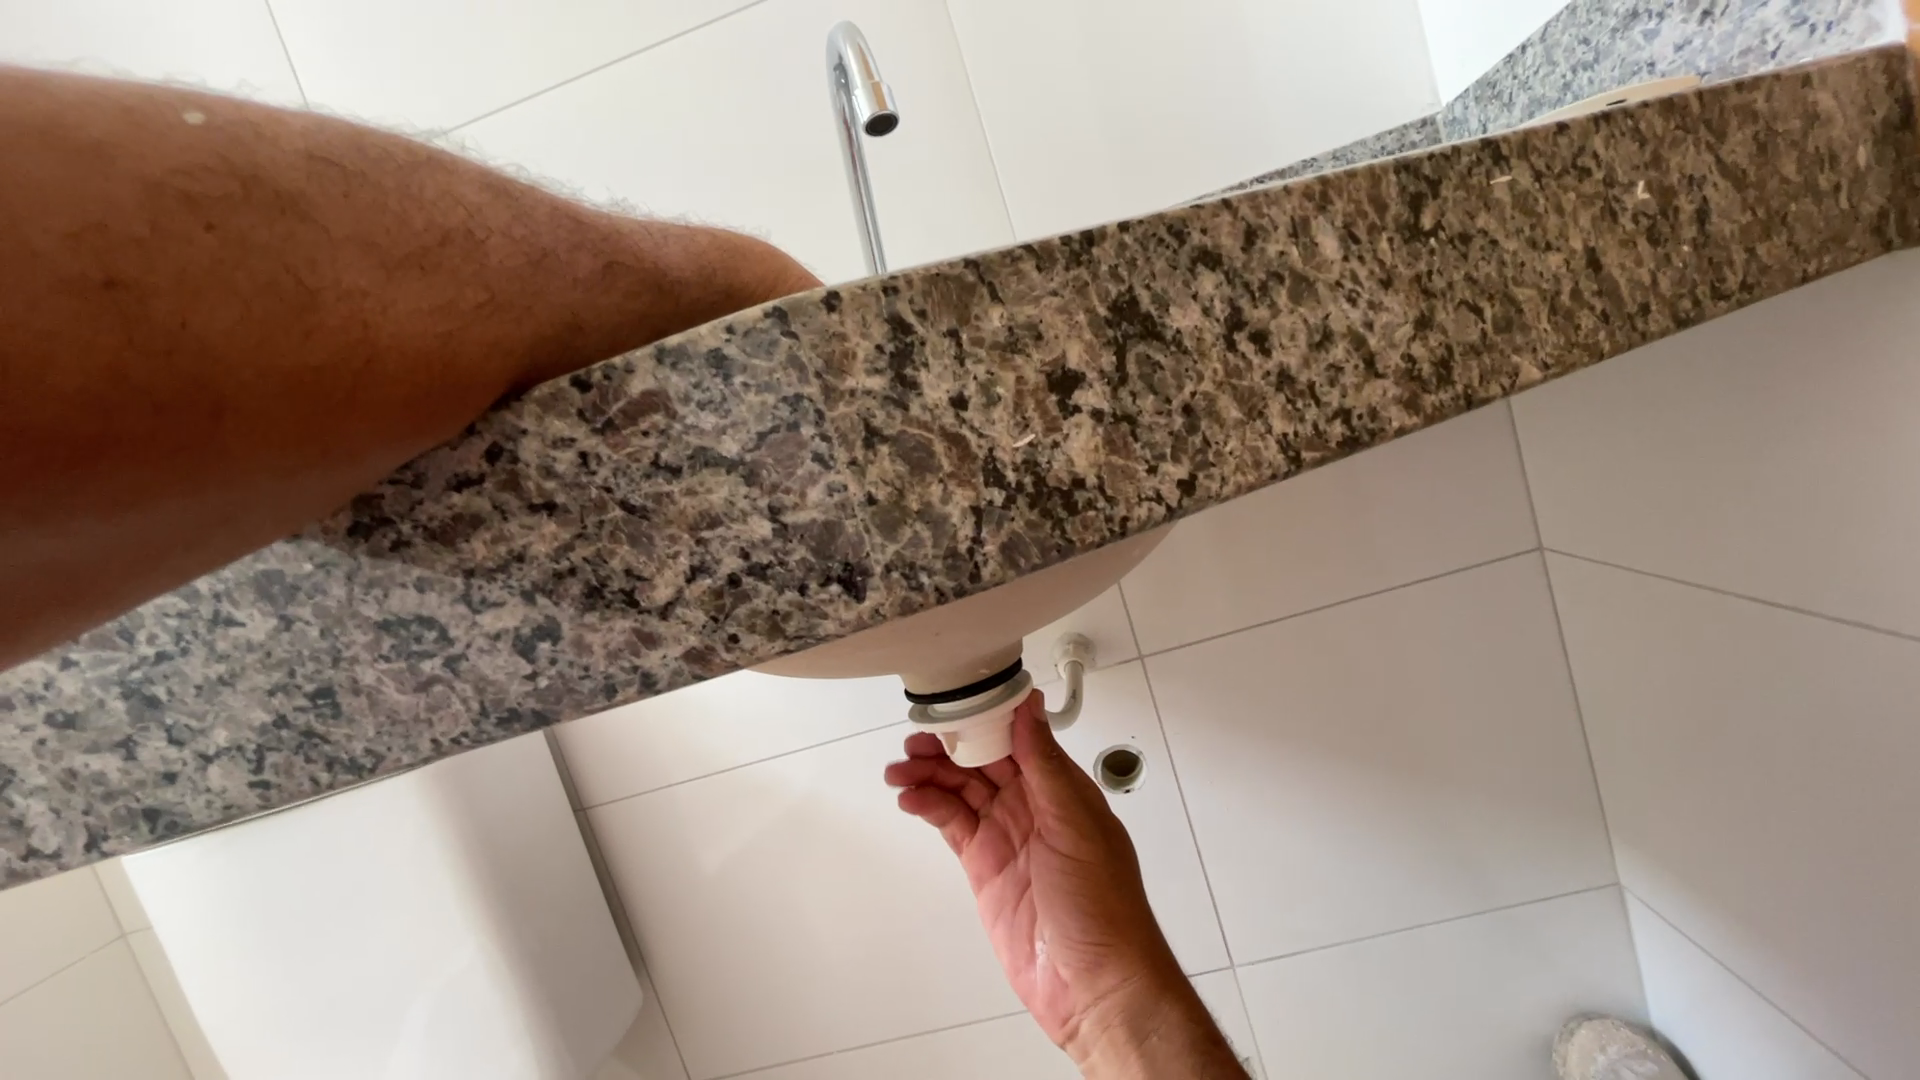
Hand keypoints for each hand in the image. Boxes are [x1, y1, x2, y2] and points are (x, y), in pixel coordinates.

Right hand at [885, 694, 1244, 1076]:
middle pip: (981, 761)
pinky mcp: (985, 867)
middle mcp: (1032, 806)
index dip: (982, 720)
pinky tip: (911, 800)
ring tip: (900, 771)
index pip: (1015, 739)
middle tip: (915, 741)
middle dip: (947, 746)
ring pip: (961, 791)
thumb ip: (1045, 764)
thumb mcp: (1075, 824)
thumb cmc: (1103, 906)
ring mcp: (1006, 836)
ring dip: (930, 775)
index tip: (952, 707)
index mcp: (1060, 788)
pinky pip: (951, 824)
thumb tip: (1031, 706)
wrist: (1093, 987)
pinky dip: (929, 807)